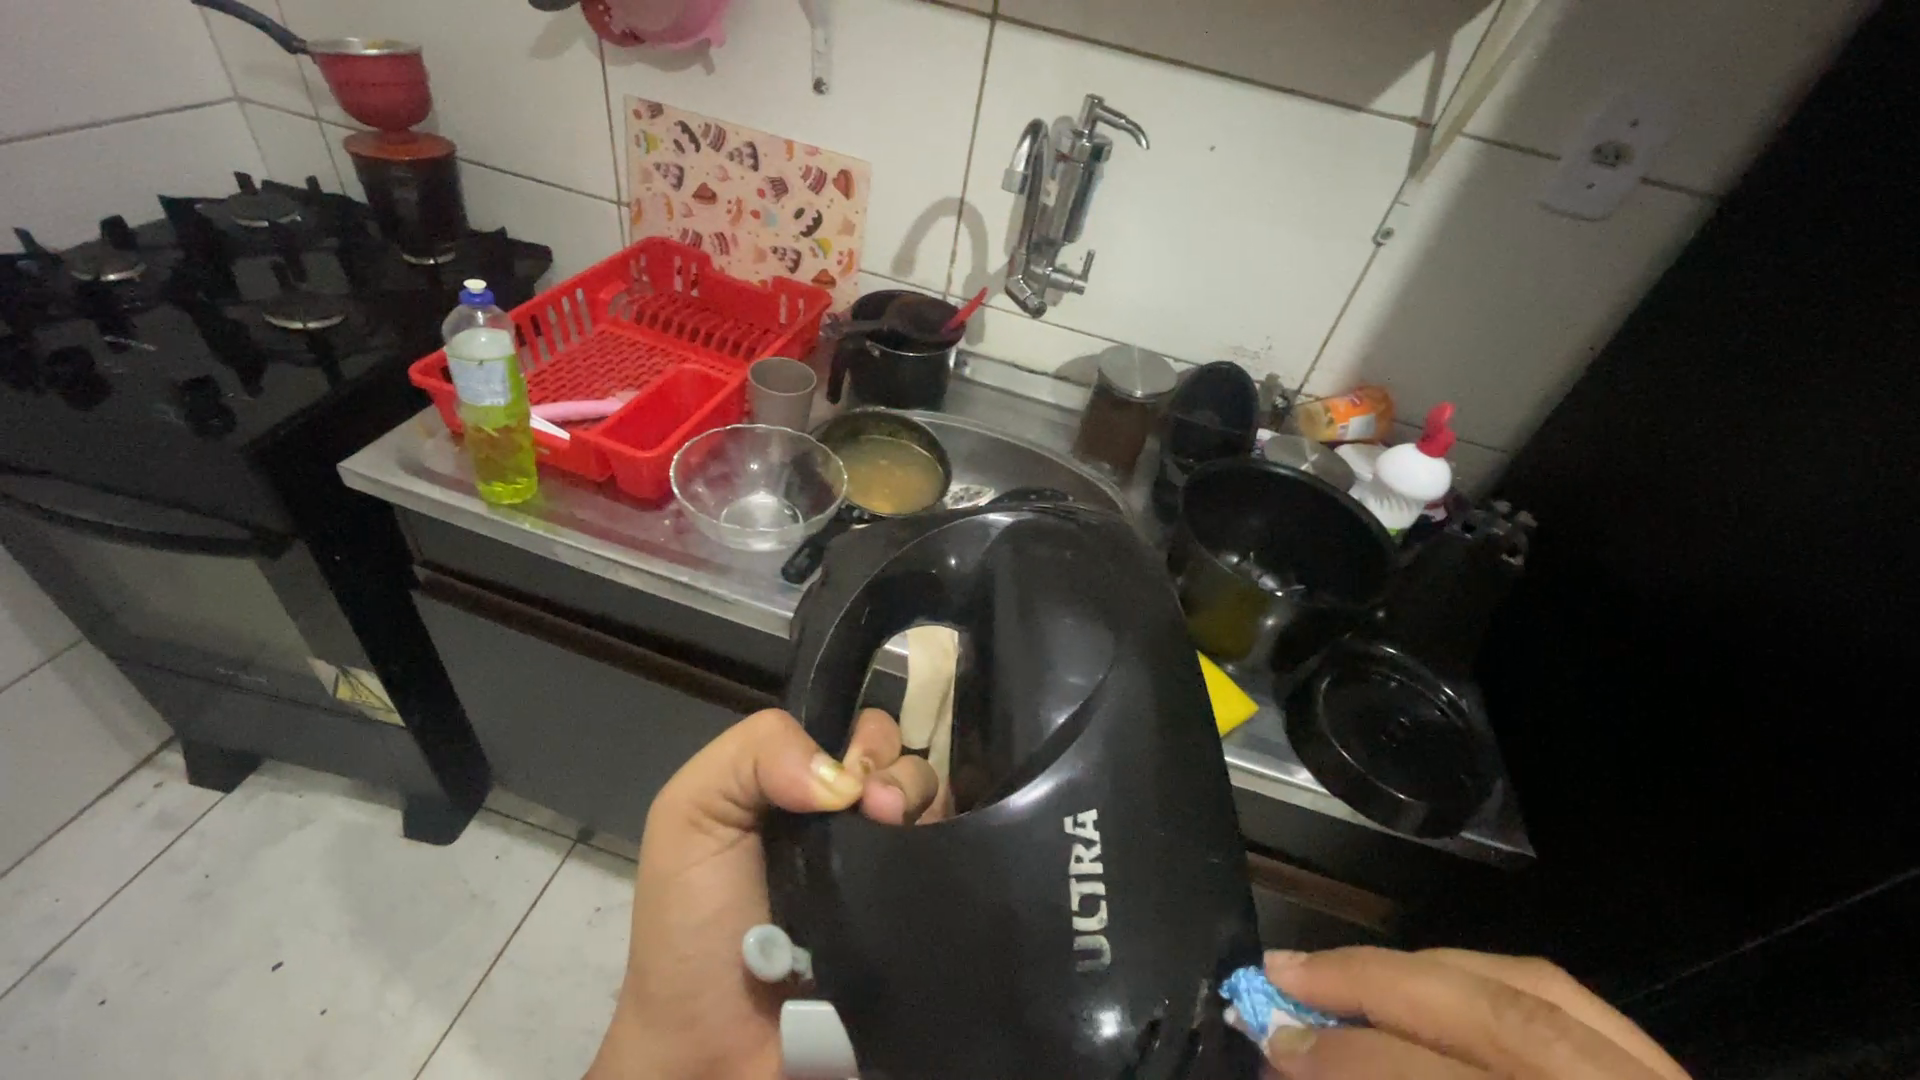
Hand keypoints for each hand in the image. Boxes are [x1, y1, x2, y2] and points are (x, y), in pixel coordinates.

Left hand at [585, 708, 947, 1079]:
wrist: (715, 1058)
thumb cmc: (693, 927)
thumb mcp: (692, 814)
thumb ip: (755, 753)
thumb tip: (849, 773)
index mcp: (799, 792)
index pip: (855, 733)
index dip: (865, 739)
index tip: (856, 772)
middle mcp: (850, 823)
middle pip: (904, 762)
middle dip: (899, 769)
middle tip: (879, 808)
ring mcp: (888, 871)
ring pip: (937, 804)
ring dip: (925, 803)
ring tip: (894, 835)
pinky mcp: (920, 919)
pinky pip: (956, 864)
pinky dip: (953, 849)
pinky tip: (928, 863)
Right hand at [1256, 947, 1690, 1079]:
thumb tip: (1300, 1070)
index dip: (1354, 1060)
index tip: (1277, 1045)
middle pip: (1504, 1022)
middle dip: (1373, 985)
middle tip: (1283, 972)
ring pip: (1537, 991)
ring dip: (1419, 968)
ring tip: (1339, 968)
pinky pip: (1569, 1000)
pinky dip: (1480, 976)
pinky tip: (1427, 981)